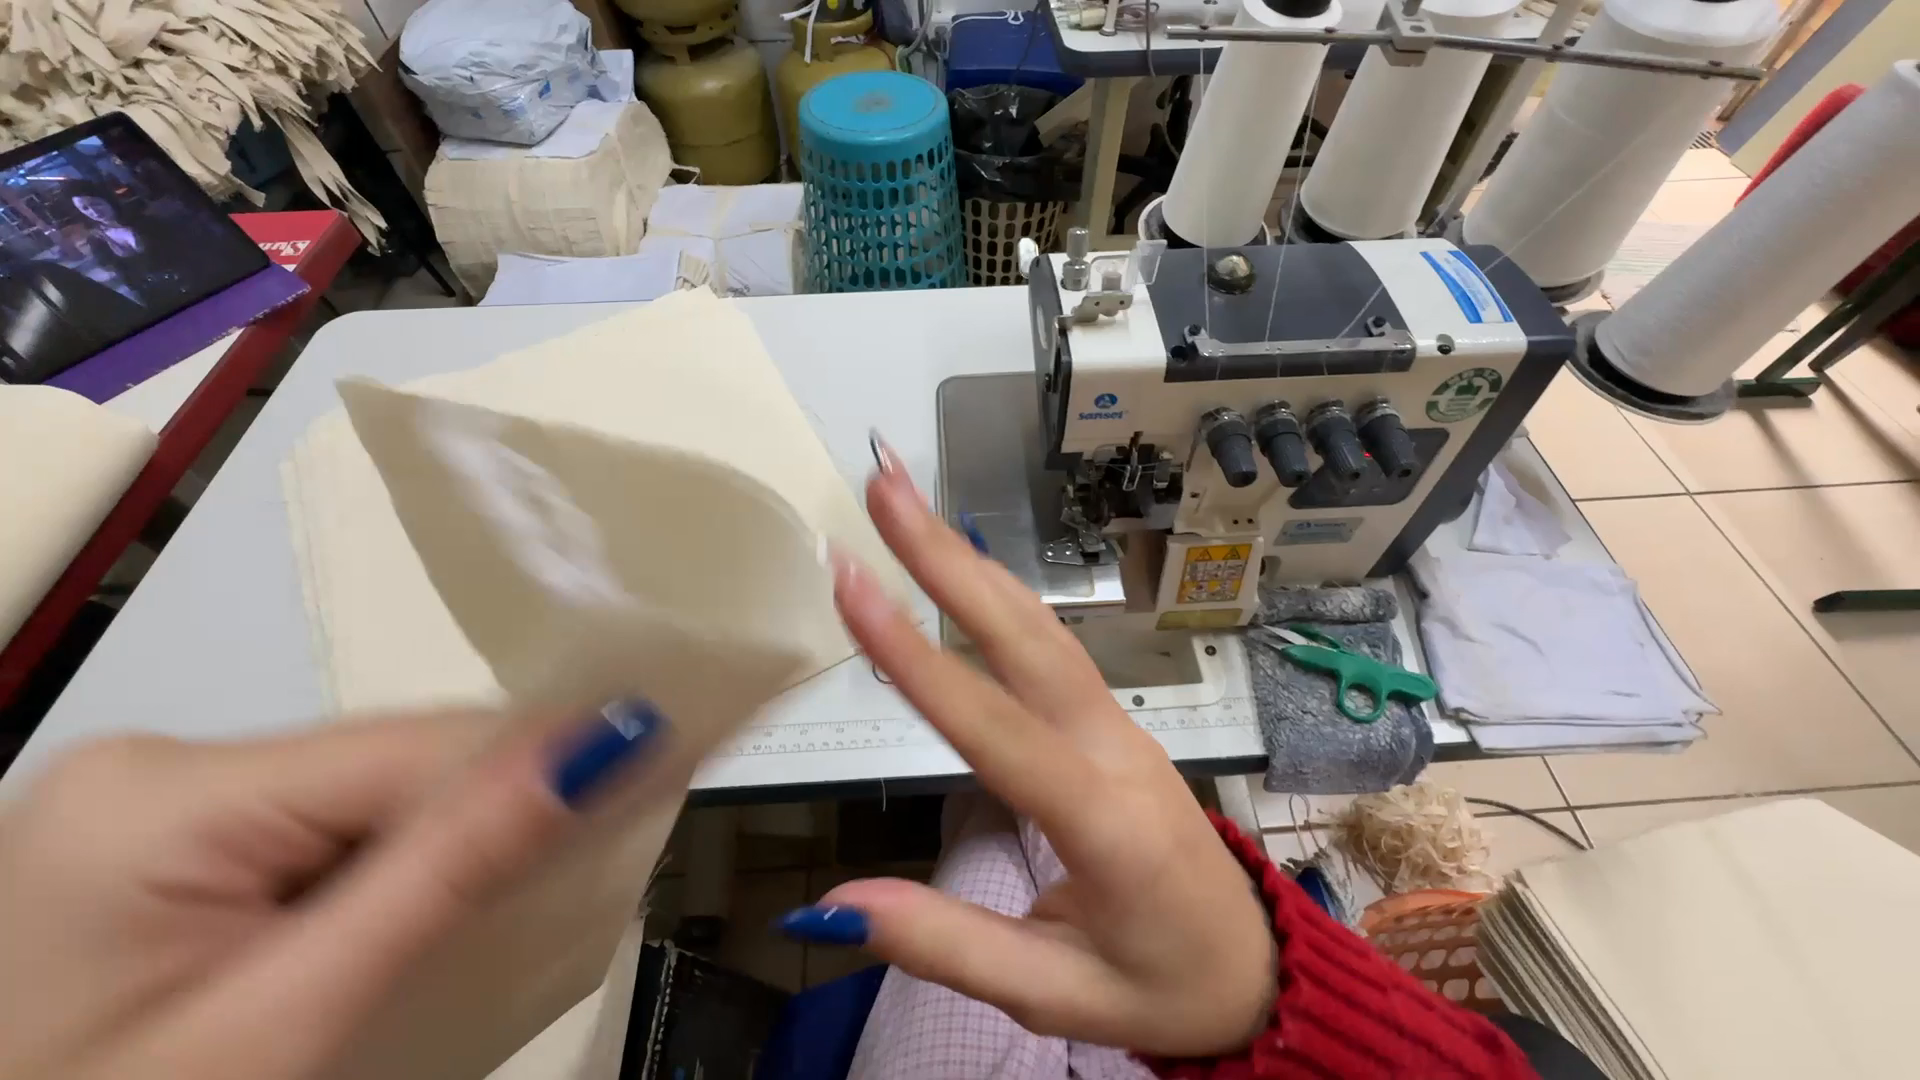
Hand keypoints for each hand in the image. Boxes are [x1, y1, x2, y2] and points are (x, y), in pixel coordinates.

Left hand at [0, 705, 661, 1079]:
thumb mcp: (296, 1020)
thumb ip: (452, 869)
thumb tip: (610, 743)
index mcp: (164, 793)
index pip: (417, 747)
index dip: (548, 756)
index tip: (669, 754)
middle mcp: (161, 769)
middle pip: (398, 762)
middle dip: (501, 806)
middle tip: (613, 832)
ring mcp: (163, 806)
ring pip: (378, 791)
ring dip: (460, 836)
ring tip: (544, 866)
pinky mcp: (177, 843)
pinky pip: (338, 824)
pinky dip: (405, 858)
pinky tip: (444, 893)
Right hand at [802, 442, 1275, 1057]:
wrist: (1256, 967)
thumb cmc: (1160, 985)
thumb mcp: (1054, 992)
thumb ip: (947, 945)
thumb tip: (829, 906)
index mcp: (1099, 817)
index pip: (993, 726)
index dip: (916, 656)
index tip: (853, 584)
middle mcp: (1112, 748)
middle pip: (1024, 637)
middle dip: (947, 558)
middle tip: (884, 487)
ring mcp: (1119, 725)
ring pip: (1040, 628)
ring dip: (972, 561)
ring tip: (909, 504)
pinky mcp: (1114, 722)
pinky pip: (1051, 647)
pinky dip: (1000, 595)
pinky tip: (963, 567)